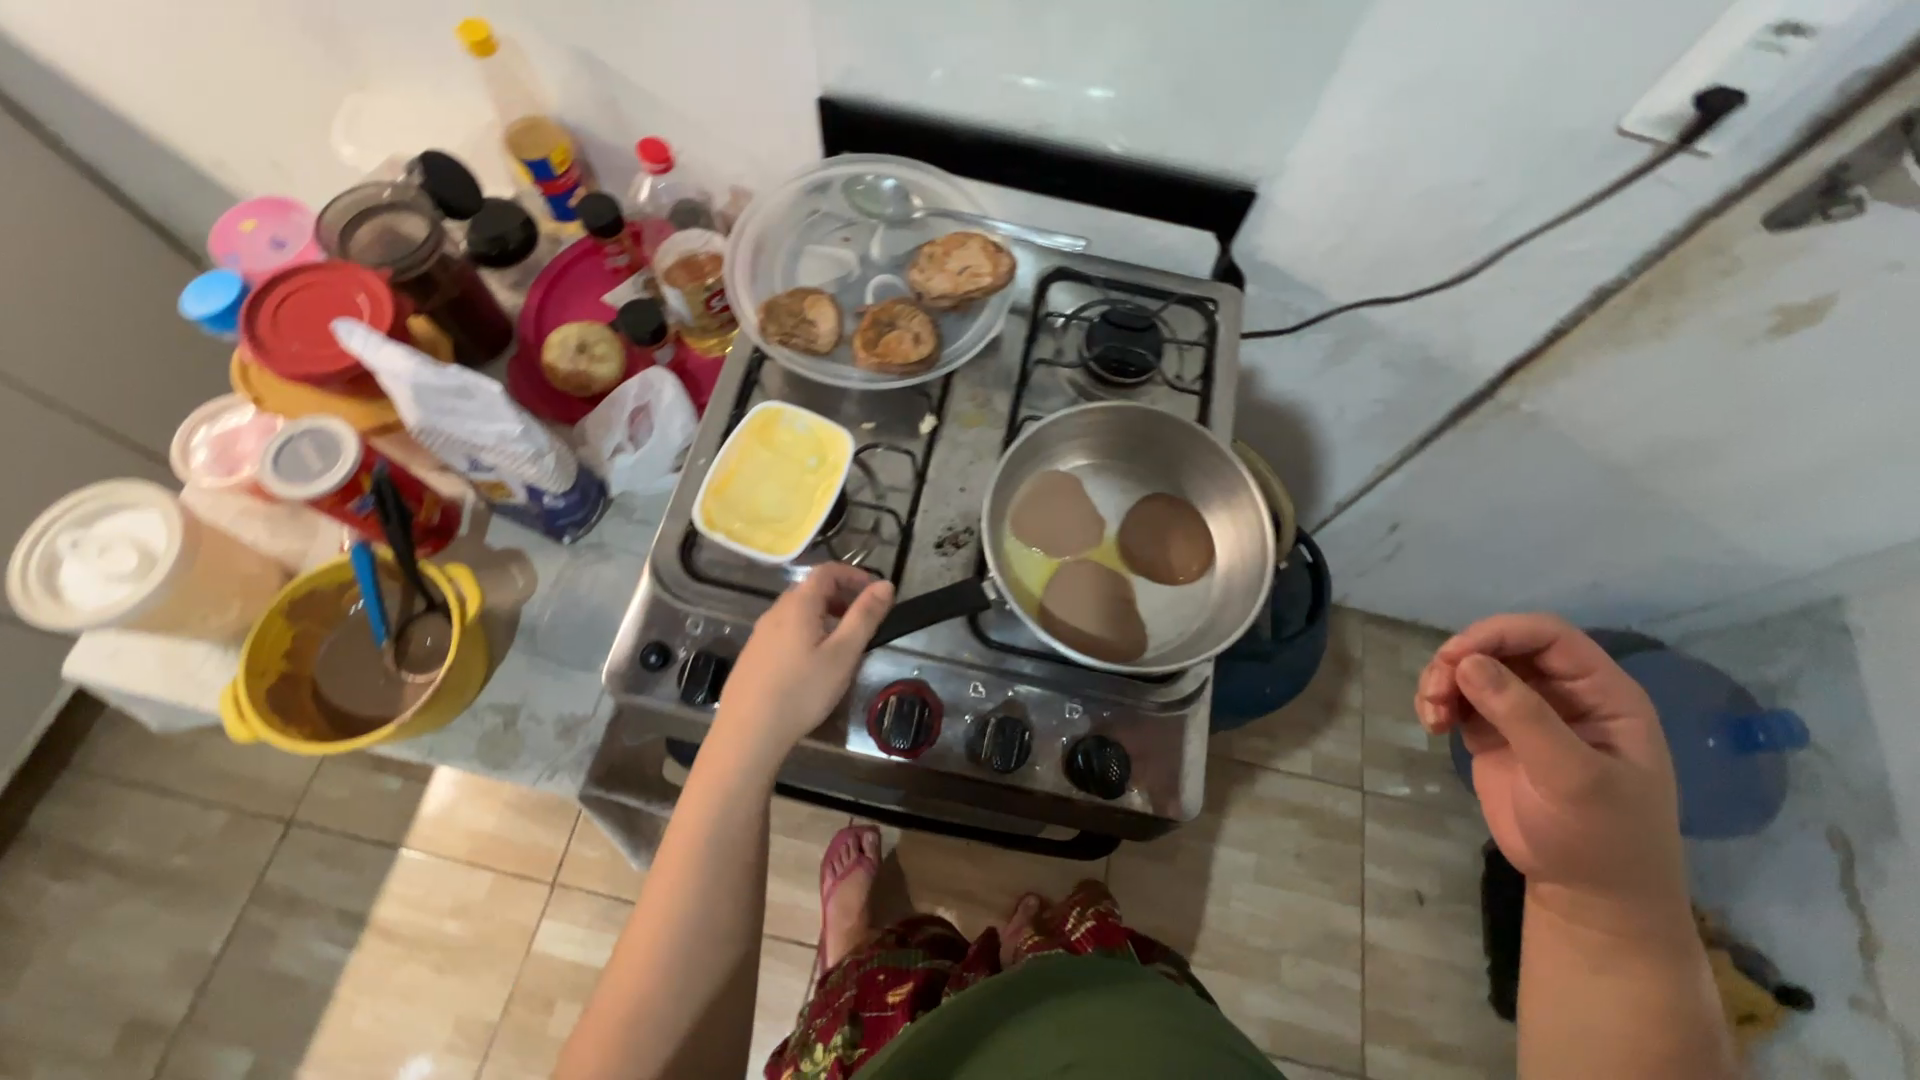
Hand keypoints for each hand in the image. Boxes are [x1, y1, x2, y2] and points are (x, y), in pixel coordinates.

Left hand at [715, 563, 893, 750]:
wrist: (749, 731)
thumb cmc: (802, 690)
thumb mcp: (843, 654)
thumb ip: (865, 616)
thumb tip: (886, 584)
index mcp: (798, 605)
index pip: (827, 571)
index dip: (854, 575)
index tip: (875, 593)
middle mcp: (775, 612)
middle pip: (811, 589)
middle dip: (841, 596)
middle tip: (863, 620)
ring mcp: (760, 634)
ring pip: (797, 612)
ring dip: (824, 616)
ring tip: (842, 644)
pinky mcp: (753, 655)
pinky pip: (785, 630)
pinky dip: (807, 632)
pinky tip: (812, 664)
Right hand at [1415, 615, 1687, 932]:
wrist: (1590, 893)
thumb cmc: (1602, 836)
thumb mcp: (1572, 776)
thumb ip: (1523, 717)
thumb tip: (1467, 662)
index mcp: (1602, 693)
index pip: (1548, 637)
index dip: (1499, 633)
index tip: (1455, 656)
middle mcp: (1563, 694)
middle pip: (1502, 647)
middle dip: (1462, 660)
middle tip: (1435, 691)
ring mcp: (1527, 713)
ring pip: (1474, 669)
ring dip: (1443, 681)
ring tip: (1431, 716)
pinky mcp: (1495, 735)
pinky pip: (1460, 698)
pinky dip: (1438, 702)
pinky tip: (1432, 725)